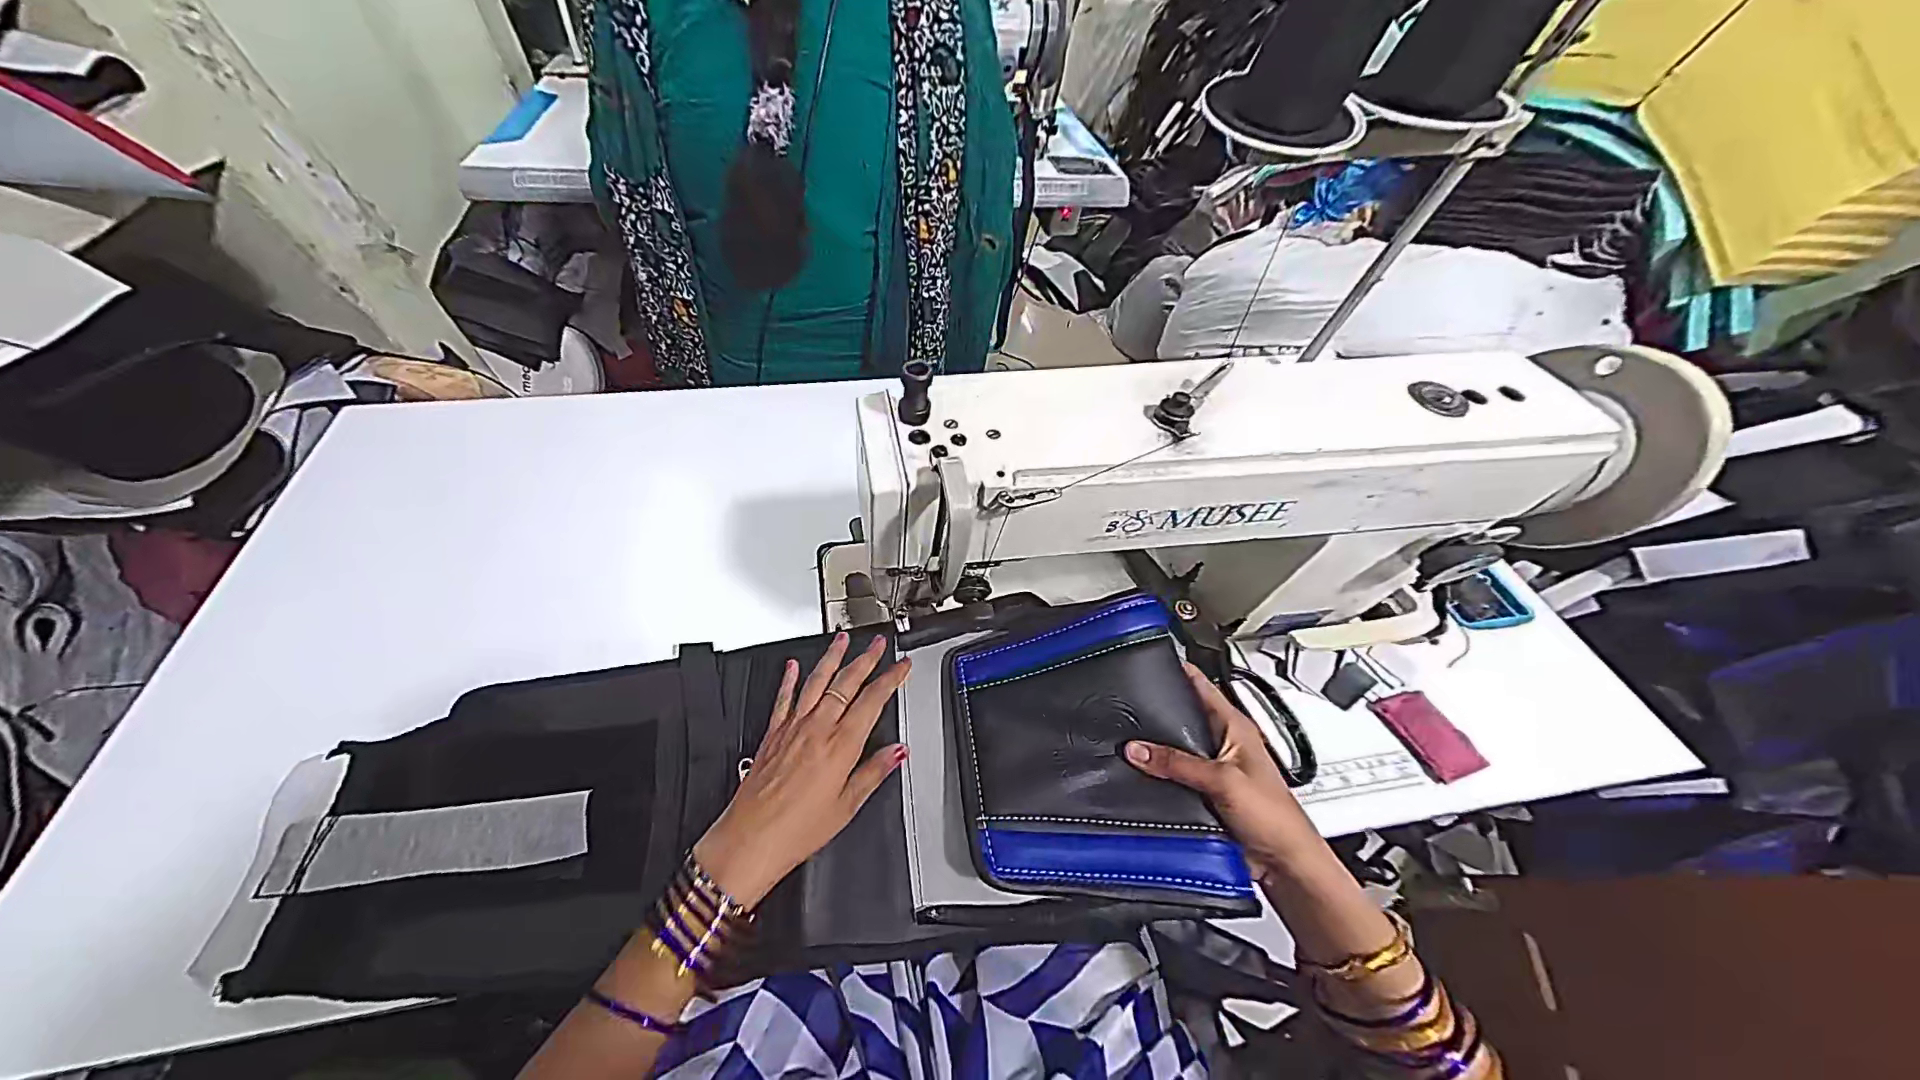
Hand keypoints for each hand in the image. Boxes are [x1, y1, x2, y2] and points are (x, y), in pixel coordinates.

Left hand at [693, 633, 910, 907]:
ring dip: (832, 657)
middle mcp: (816, 730)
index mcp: (840, 746)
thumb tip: (897, 752)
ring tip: (843, 640)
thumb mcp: (847, 806)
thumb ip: (874, 772)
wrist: (750, 840)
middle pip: (846, 683)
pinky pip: (784, 698)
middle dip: (866, 659)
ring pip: (817, 682)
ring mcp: (792, 729)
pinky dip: (790, 679)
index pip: (872, 700)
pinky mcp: (772, 734)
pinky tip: (794, 666)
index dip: (891, 679)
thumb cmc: (795, 830)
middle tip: (879, 643)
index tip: (901, 666)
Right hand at [1124, 662, 1325, 881]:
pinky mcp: (1205, 792)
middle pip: (1183, 716)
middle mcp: (1223, 743)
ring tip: (1130, 739)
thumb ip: (1178, 763)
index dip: (1179, 669)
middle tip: (1128, 701)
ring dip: (1158, 748)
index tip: (1152, 657)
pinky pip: (1175, 776)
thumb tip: (1138, 748)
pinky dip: (1160, 774)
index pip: (1201, 685)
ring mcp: (1214, 768)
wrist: (1285, 864)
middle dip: (1158, 710)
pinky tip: (1143, 774)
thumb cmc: (1276, 819)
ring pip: (1177, 748)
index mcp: (1235, 727)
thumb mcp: (1222, 781)